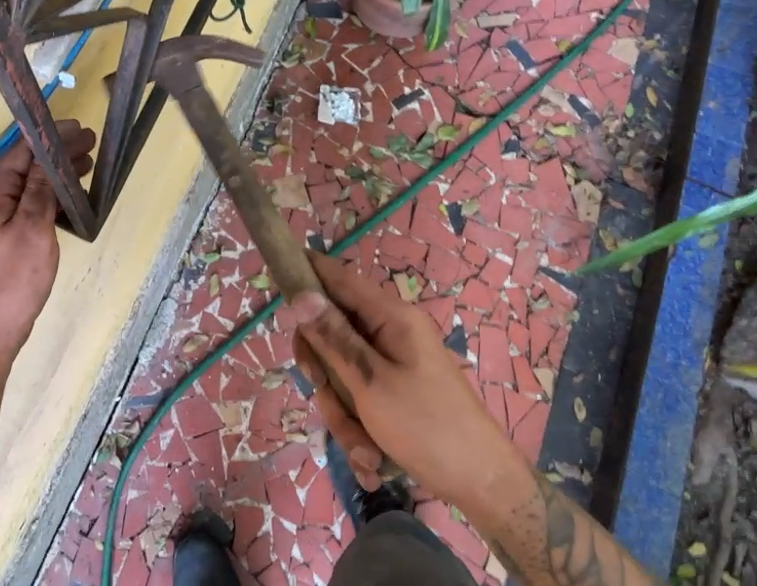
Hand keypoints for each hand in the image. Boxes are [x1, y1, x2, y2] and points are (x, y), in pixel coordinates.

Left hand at [0, 121, 95, 362]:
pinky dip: (54, 198)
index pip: (22, 152)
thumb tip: (48, 157)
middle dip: (57, 153)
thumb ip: (41, 191)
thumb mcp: (33, 230)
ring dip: (58, 175)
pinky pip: (33, 207)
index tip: (79, 128)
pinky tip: (72, 203)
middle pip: (28, 167)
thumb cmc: (12, 280)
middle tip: (91, 144)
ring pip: (32, 187)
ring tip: (88, 166)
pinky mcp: (8, 242)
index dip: (49, 137)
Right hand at [288, 251, 528, 510]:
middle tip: (320, 388)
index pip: (338, 277)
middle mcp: (390, 332)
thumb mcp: (370, 383)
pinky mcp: (393, 390)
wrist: (482, 484)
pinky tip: (371, 456)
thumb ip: (332, 337)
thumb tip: (299, 294)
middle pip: (330, 330)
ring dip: (342, 411)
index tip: (274, 280)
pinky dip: (357, 425)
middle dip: (322, 369)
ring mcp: (392, 362)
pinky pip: (357, 396)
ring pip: (339, 371)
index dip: (305, 272)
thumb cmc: (427, 427)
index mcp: (391, 317)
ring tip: (362, 445)